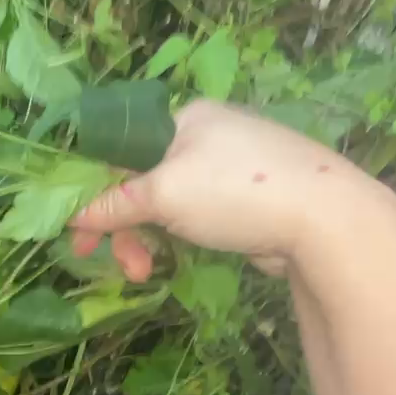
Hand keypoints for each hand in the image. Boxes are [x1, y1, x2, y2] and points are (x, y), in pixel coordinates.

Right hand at [71, 100, 383, 277]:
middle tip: (115, 265)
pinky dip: (172, 239)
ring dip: (144, 242)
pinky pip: (187, 217)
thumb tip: (72, 214)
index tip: (79, 238)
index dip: (92, 196)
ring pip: (161, 206)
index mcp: (184, 120)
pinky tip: (171, 259)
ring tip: (144, 274)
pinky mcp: (240, 198)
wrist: (322, 219)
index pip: (119, 154)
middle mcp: (203, 137)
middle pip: (138, 185)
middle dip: (122, 230)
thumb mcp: (163, 195)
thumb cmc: (236, 192)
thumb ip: (114, 204)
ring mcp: (224, 167)